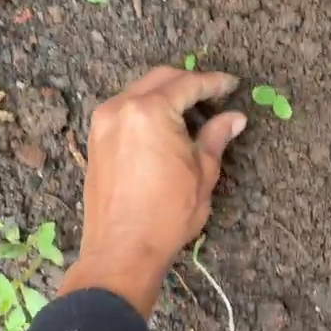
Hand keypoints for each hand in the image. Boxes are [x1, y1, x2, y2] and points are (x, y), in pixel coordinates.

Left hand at [60, 67, 246, 316]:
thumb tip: (234, 118)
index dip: (214, 82)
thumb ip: (216, 136)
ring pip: (140, 91)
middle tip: (215, 94)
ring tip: (193, 111)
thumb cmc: (168, 214)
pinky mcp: (96, 140)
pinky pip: (126, 109)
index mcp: (150, 111)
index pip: (188, 84)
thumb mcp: (202, 173)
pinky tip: (166, 126)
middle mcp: (121, 108)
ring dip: (166, 94)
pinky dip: (148, 109)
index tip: (232, 84)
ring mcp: (104, 123)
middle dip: (189, 82)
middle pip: (161, 79)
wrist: (121, 250)